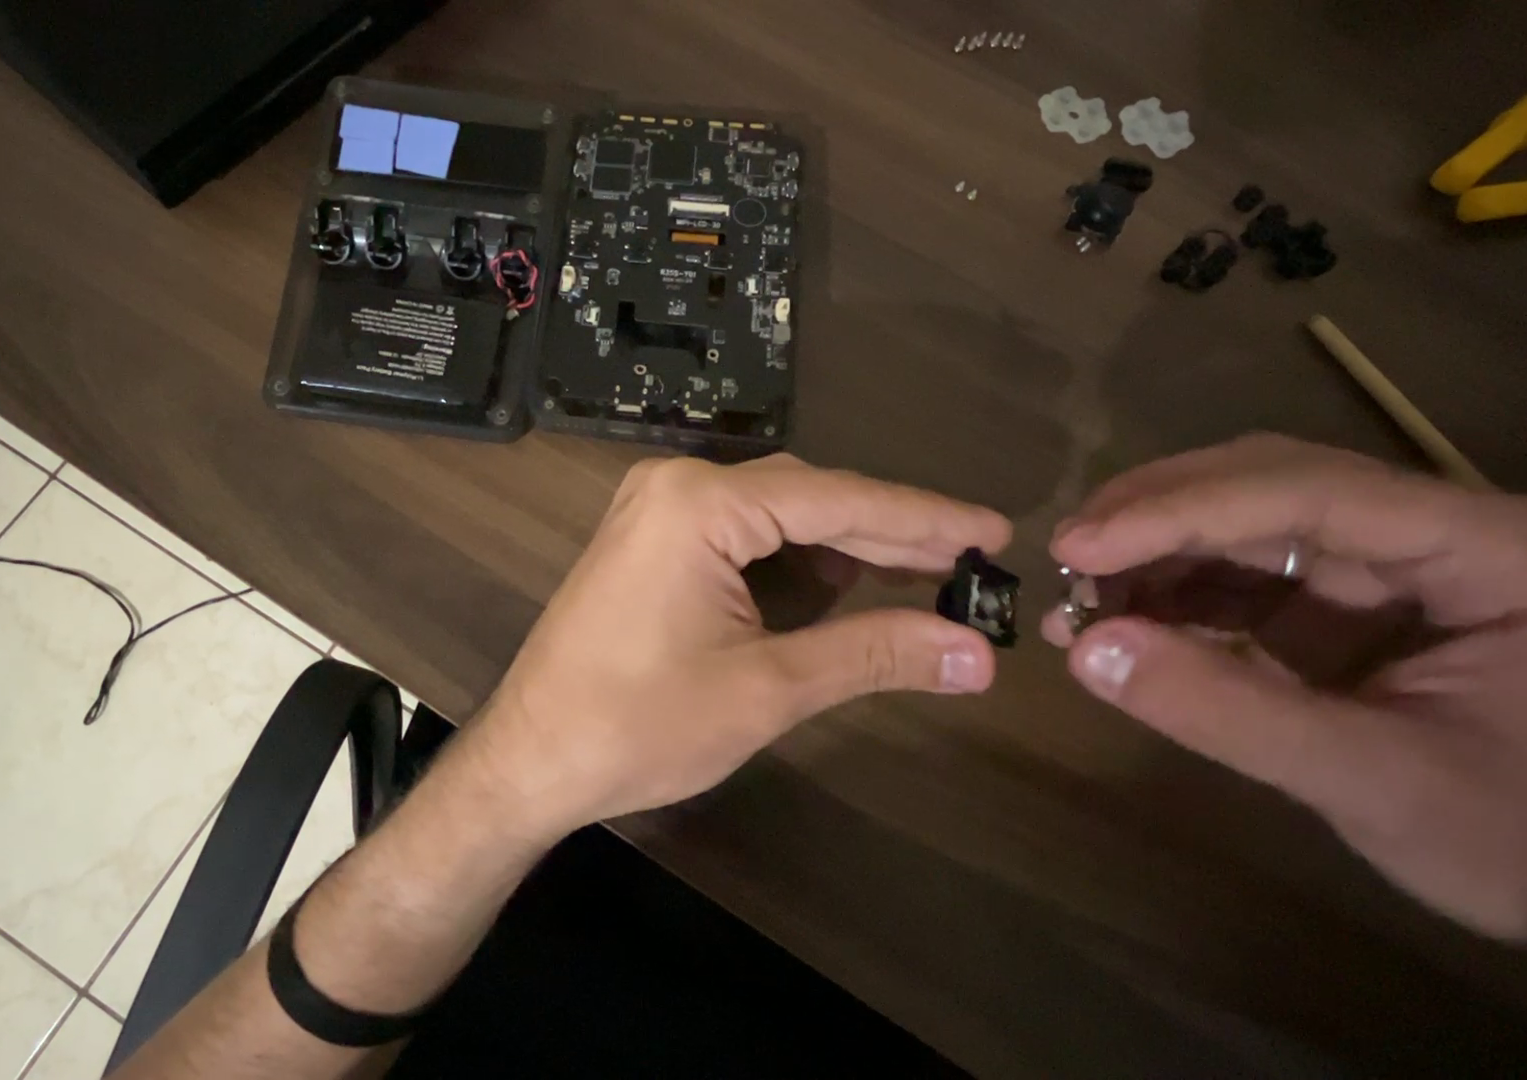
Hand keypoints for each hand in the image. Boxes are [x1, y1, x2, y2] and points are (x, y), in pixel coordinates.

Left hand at [458, 453, 1010, 840]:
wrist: (529, 760)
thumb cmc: (638, 726)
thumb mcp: (766, 689)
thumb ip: (873, 654)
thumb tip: (978, 654)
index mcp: (700, 504)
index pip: (838, 499)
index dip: (924, 518)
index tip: (997, 530)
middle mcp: (676, 484)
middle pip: (807, 498)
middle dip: (888, 533)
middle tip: (972, 562)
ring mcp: (655, 509)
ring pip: (775, 514)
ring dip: (843, 546)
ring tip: (923, 577)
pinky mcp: (648, 540)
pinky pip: (739, 533)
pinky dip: (792, 559)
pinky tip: (839, 583)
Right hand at [1050, 434, 1526, 942]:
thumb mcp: (1379, 784)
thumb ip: (1230, 712)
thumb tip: (1084, 650)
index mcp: (1497, 550)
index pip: (1312, 492)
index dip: (1180, 512)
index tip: (1076, 548)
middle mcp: (1441, 530)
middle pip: (1271, 483)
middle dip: (1156, 516)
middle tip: (1065, 557)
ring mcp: (1395, 563)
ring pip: (1248, 522)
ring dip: (1154, 555)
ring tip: (1077, 600)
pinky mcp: (1353, 601)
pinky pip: (1247, 576)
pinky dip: (1174, 594)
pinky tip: (1120, 622)